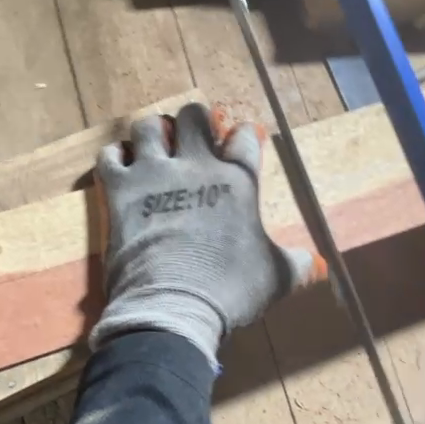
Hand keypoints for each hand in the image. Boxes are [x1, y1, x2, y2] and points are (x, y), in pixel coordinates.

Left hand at [90, 103, 322, 367]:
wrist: (172, 307)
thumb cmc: (229, 291)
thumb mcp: (276, 278)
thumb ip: (295, 263)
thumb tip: (315, 263)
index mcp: (237, 181)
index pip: (243, 138)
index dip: (242, 137)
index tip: (238, 143)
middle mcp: (195, 166)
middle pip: (192, 116)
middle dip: (193, 122)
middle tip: (190, 140)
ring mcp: (154, 174)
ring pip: (148, 127)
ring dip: (151, 134)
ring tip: (153, 147)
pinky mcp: (119, 190)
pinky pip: (109, 156)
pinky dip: (114, 157)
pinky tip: (120, 166)